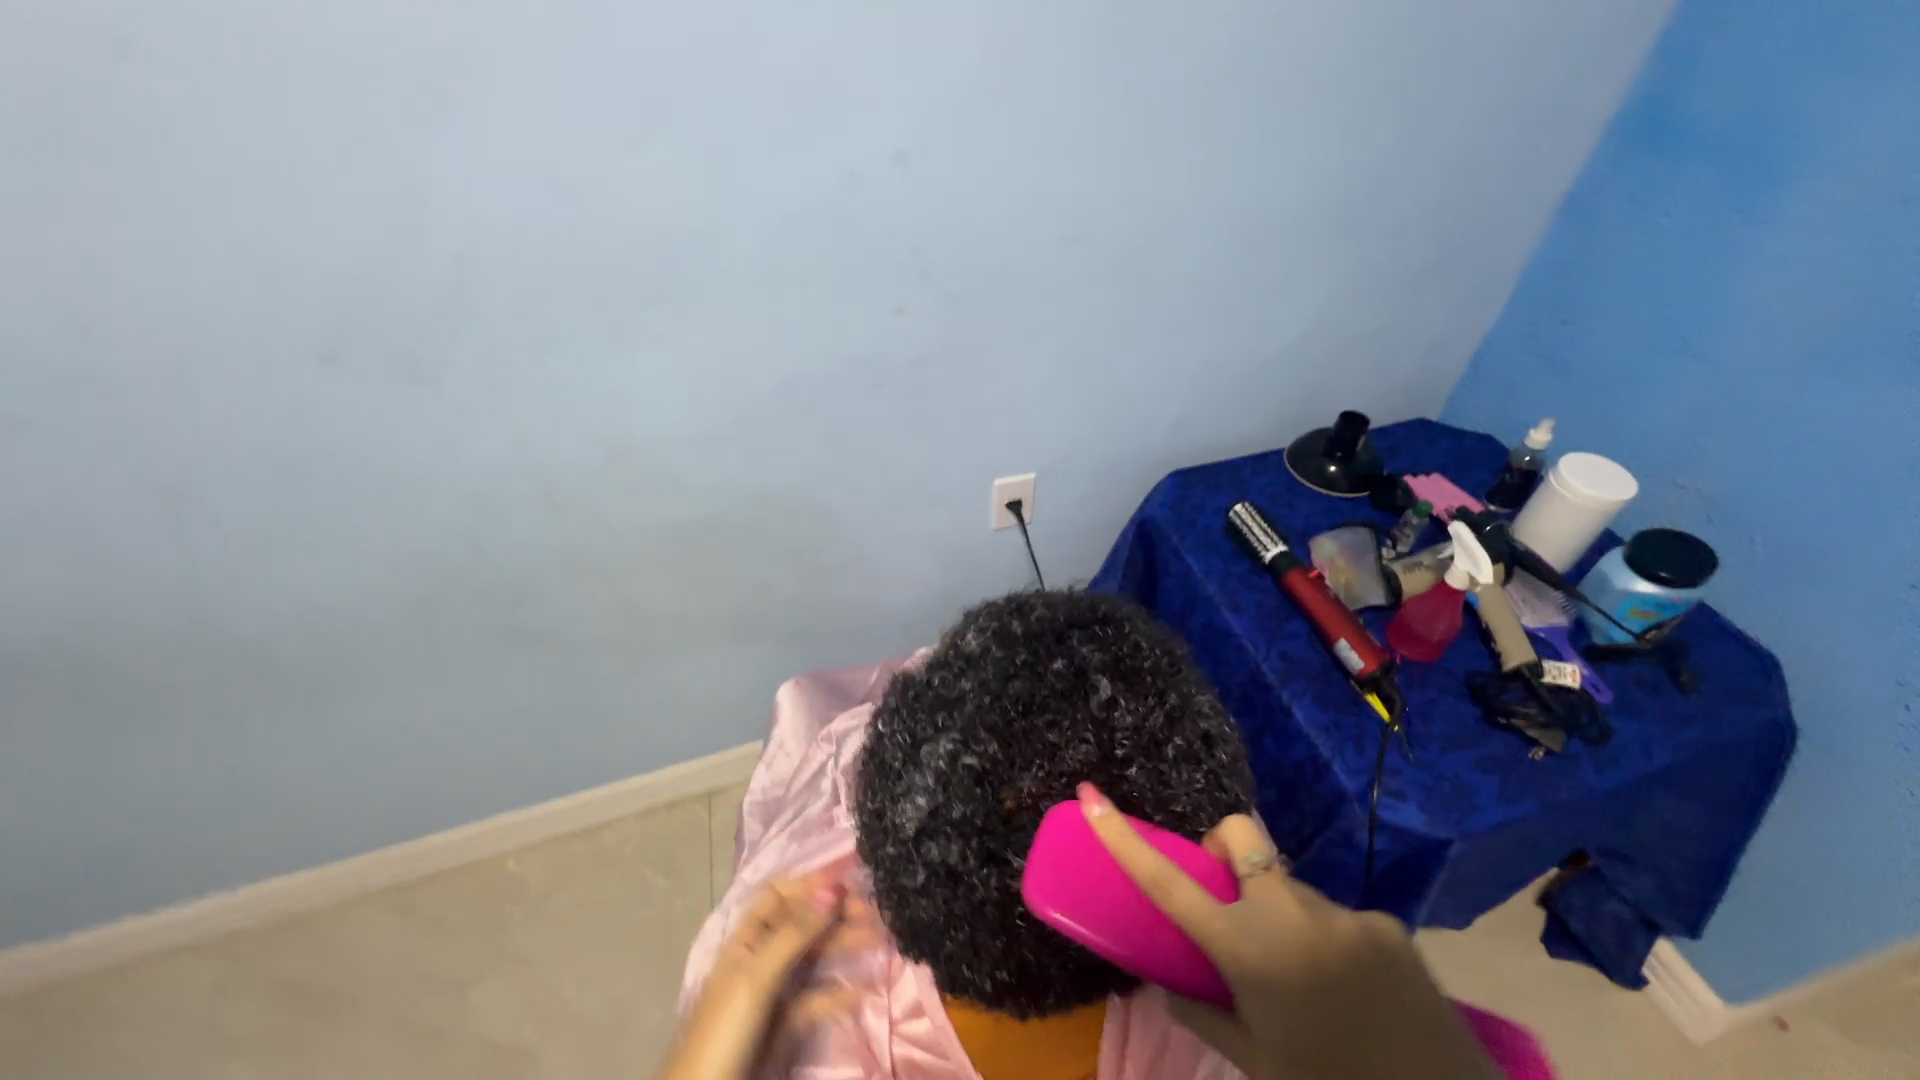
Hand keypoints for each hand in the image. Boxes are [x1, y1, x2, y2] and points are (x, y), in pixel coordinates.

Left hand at [656, 873, 857, 1079]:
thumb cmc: (725, 1032)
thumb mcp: (757, 978)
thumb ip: (795, 933)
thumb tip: (833, 887)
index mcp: (746, 939)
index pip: (779, 895)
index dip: (811, 886)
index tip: (848, 886)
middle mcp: (763, 957)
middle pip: (803, 923)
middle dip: (836, 914)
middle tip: (873, 914)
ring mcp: (777, 991)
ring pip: (815, 957)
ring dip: (845, 945)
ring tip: (878, 940)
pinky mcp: (789, 1024)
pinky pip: (820, 999)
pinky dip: (841, 993)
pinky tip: (865, 991)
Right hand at [1077, 783, 1499, 1079]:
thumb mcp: (1256, 1063)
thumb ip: (1205, 1014)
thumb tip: (1170, 984)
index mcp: (1248, 949)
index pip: (1168, 883)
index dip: (1123, 837)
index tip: (1090, 793)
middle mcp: (1291, 913)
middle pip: (1239, 837)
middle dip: (1221, 854)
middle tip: (1229, 905)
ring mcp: (1343, 911)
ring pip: (1288, 884)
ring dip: (1279, 912)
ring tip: (1304, 979)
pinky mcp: (1386, 921)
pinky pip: (1334, 914)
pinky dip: (1324, 938)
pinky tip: (1350, 991)